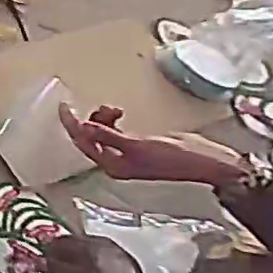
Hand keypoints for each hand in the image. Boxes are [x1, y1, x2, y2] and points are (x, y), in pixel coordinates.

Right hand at [43, 236, 179, 272]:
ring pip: (95, 259)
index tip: (40, 256)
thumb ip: (55, 268)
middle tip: (51, 267)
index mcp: (98, 244)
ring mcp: (127, 265)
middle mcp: (115, 250)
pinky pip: (106, 270)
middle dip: (65, 255)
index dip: (50, 247)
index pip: (66, 239)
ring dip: (79, 265)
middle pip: (82, 246)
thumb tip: (38, 259)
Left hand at [60, 104, 251, 186]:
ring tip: (116, 110)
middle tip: (105, 107)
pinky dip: (112, 120)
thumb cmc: (176, 158)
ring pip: (100, 131)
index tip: (64, 106)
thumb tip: (83, 127)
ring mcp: (125, 154)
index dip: (71, 125)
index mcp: (112, 166)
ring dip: (102, 117)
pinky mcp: (136, 145)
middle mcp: (115, 161)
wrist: (207, 163)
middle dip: (90, 119)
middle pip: (89, 137)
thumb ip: (109, 137)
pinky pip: (113, 130)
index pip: (83, 143)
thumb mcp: (139, 145)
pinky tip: (120, 114)